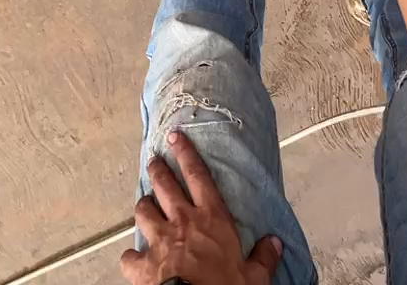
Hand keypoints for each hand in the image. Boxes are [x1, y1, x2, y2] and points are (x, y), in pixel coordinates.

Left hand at [119, 130, 283, 284]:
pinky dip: (130, 258)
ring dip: (143, 206)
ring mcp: (161, 240)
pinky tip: (132, 259)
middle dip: (158, 170)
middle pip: (165, 185)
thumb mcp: (255, 278)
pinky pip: (130, 256)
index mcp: (212, 218)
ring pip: (144, 210)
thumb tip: (276, 243)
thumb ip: (264, 257)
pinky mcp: (144, 264)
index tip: (175, 136)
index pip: (197, 175)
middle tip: (154, 162)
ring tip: (144, 203)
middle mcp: (183, 220)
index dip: (185, 153)